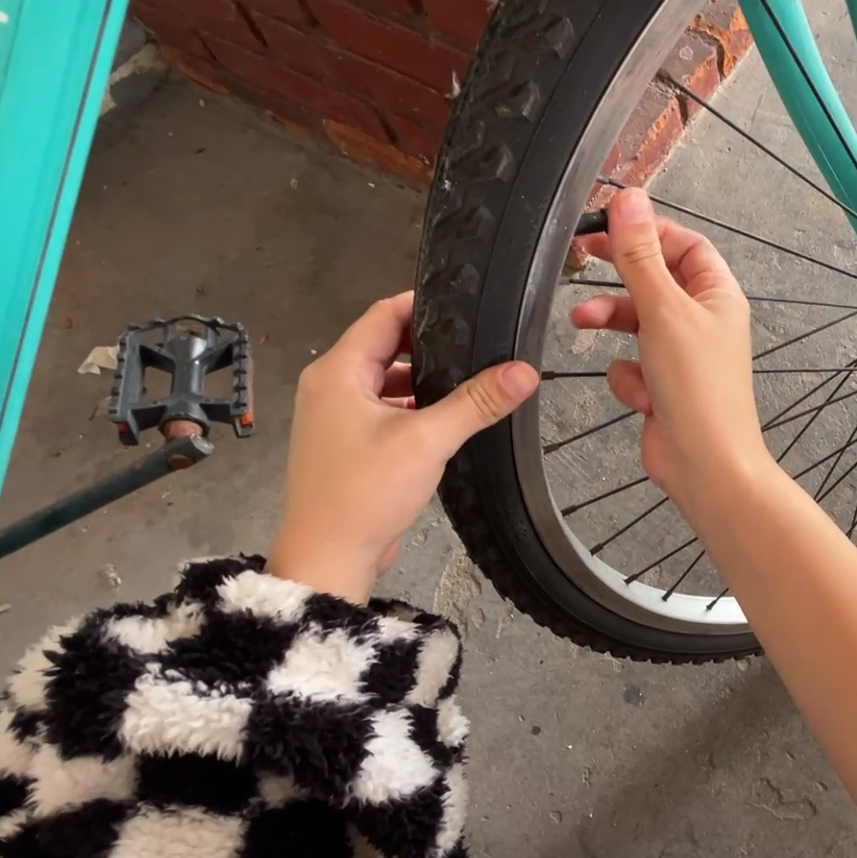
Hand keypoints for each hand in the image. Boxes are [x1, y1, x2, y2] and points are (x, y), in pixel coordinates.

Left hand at [267, 291, 537, 602]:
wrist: (330, 557)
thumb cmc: (368, 488)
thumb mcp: (428, 439)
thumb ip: (477, 401)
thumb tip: (526, 371)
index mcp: (338, 371)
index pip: (382, 316)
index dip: (422, 304)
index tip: (468, 300)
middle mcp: (332, 387)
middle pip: (387, 348)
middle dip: (433, 344)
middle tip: (483, 340)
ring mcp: (339, 418)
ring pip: (389, 382)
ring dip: (427, 380)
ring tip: (476, 377)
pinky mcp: (351, 446)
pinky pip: (388, 411)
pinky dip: (417, 407)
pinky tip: (453, 417)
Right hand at [570, 188, 773, 510]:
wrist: (705, 464)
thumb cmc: (698, 389)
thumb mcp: (664, 311)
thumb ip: (640, 256)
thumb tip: (629, 200)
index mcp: (717, 295)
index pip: (683, 245)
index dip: (646, 232)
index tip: (606, 225)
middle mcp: (703, 322)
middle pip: (654, 281)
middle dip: (618, 276)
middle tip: (579, 258)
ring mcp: (682, 356)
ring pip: (636, 323)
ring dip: (612, 324)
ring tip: (582, 323)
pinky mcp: (663, 387)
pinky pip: (631, 366)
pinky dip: (629, 380)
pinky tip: (643, 397)